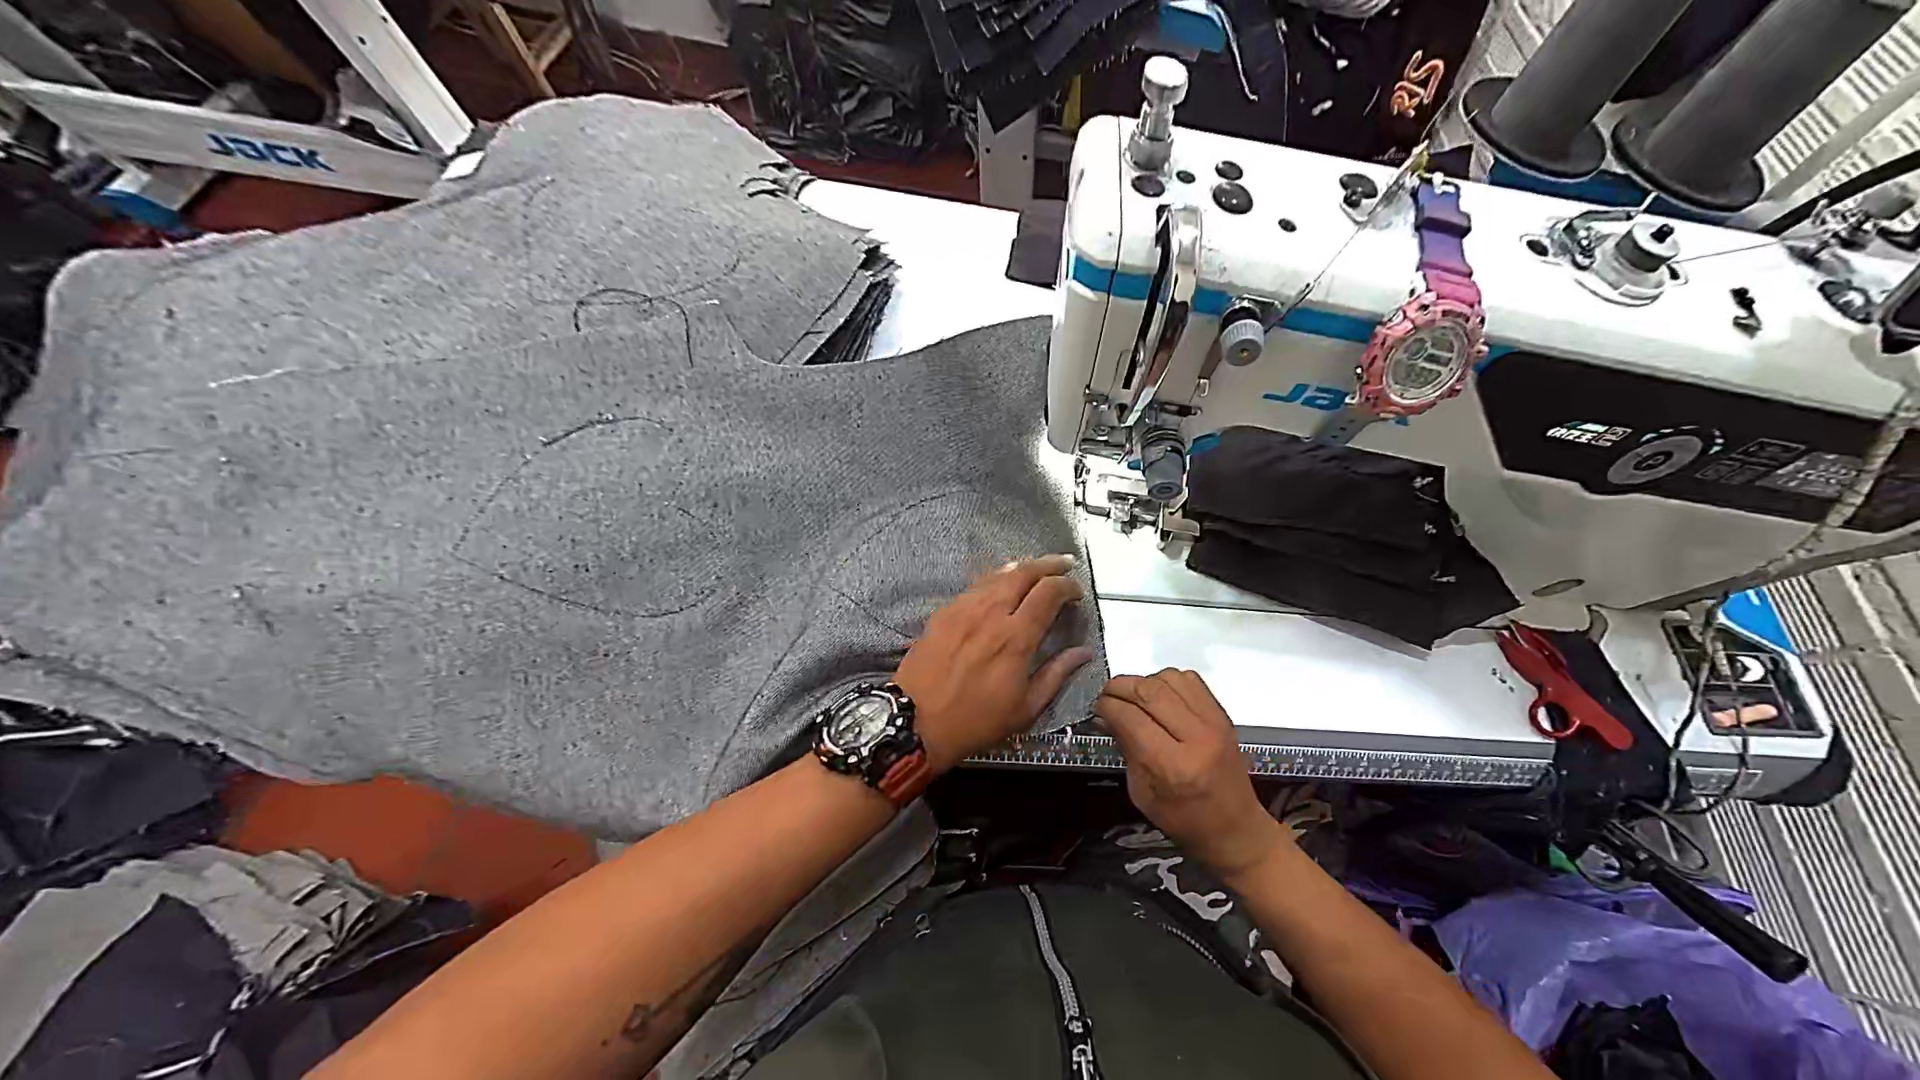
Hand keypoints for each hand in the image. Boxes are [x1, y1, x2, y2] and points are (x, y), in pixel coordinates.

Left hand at [894, 555, 1094, 773]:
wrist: (915, 721)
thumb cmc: (974, 722)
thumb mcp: (1025, 709)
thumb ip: (1056, 675)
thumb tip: (1082, 653)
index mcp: (1015, 638)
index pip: (1049, 593)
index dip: (1068, 586)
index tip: (1077, 592)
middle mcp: (990, 614)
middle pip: (1024, 573)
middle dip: (1048, 565)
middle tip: (1063, 565)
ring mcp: (963, 609)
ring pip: (997, 575)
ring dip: (1021, 568)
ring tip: (1035, 570)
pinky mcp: (943, 613)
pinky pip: (974, 586)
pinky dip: (994, 580)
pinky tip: (999, 586)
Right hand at [1096, 669, 1287, 878]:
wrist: (1236, 829)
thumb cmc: (1184, 820)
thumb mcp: (1142, 793)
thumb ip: (1126, 749)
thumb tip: (1107, 716)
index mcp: (1173, 766)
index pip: (1131, 718)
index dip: (1107, 706)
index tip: (1097, 707)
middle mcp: (1196, 738)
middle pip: (1149, 691)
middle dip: (1120, 687)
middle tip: (1107, 695)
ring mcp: (1214, 723)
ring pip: (1169, 679)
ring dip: (1144, 682)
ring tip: (1134, 697)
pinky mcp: (1223, 716)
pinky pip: (1190, 680)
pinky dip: (1168, 681)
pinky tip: (1160, 697)